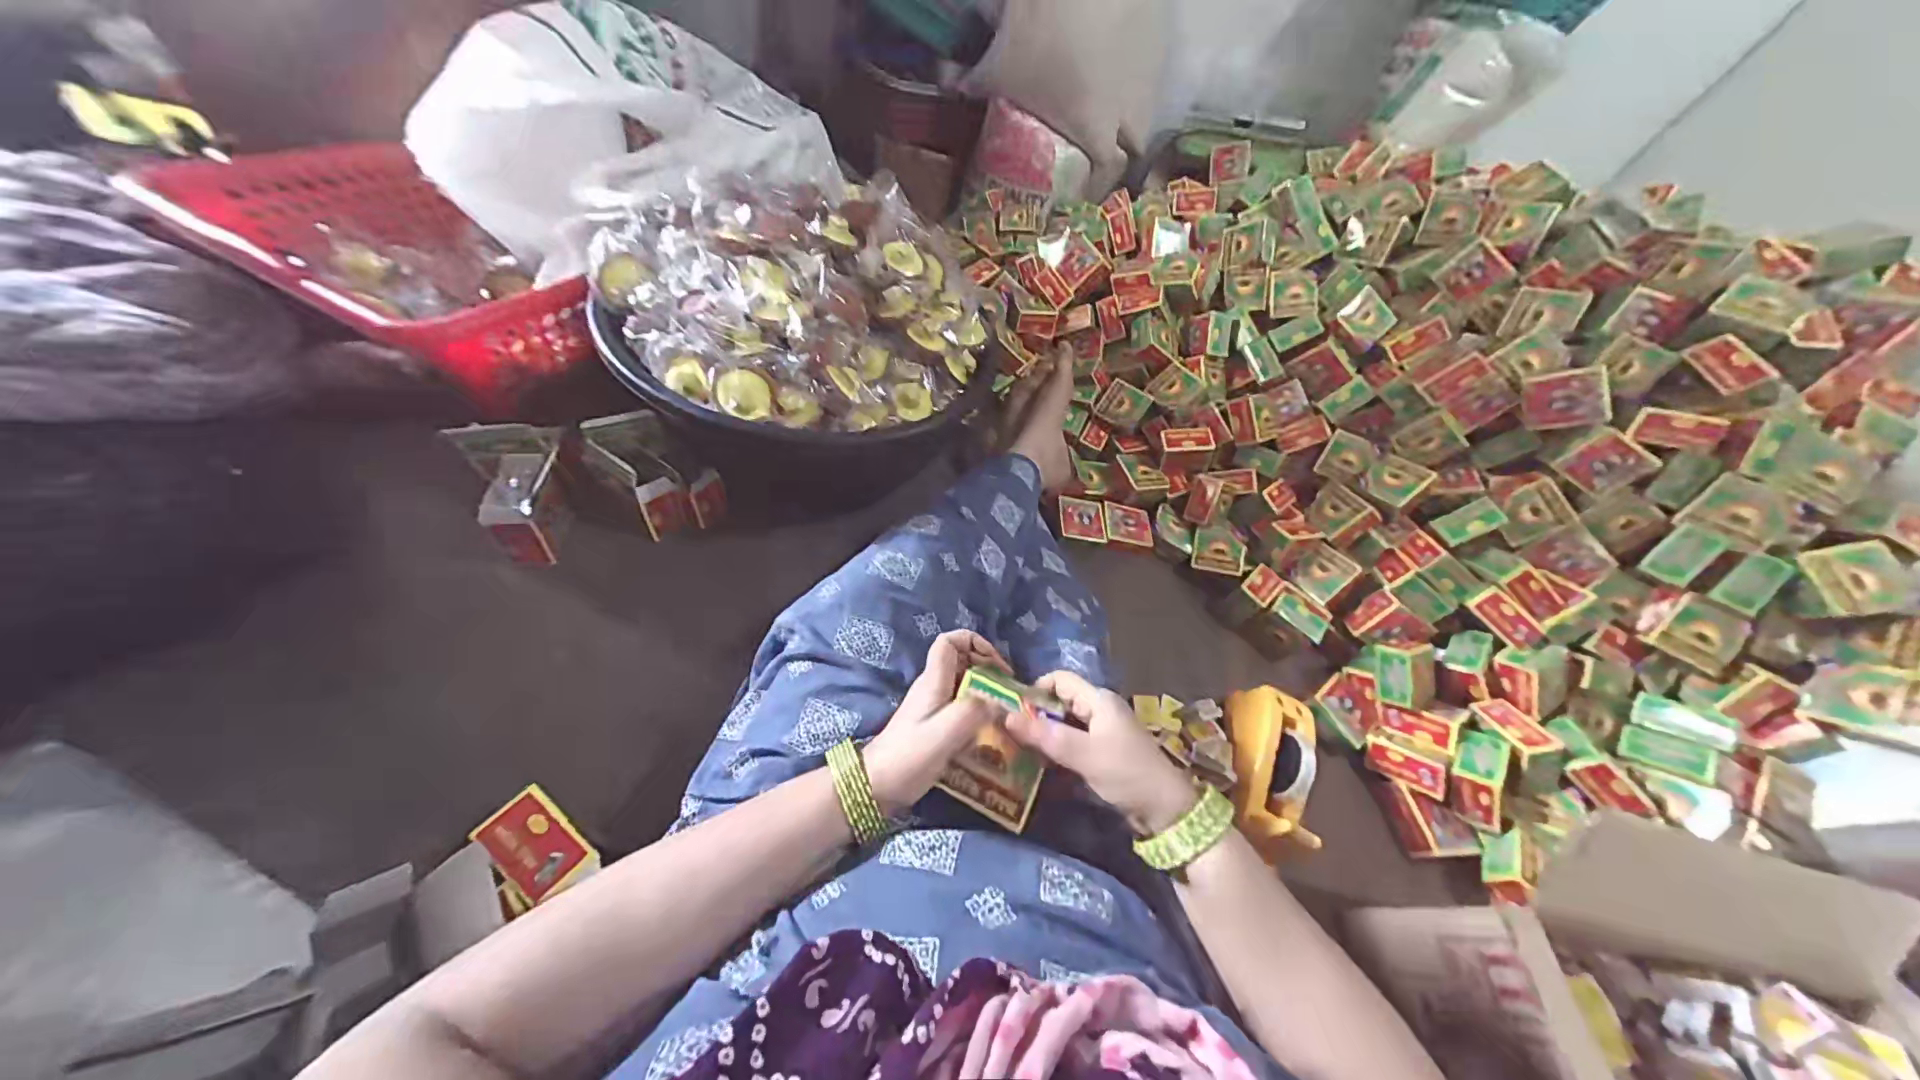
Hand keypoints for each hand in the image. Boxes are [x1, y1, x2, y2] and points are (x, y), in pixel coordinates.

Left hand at [861, 631, 1009, 815]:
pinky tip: (990, 731)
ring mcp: (932, 706)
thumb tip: (1002, 700)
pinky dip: (978, 711)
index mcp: (933, 680)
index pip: (949, 641)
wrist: (877, 786)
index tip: (998, 665)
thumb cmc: (909, 756)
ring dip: (985, 690)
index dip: (975, 643)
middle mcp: (933, 687)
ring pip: (963, 684)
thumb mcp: (945, 733)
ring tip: (1005, 710)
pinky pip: (961, 706)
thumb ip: (974, 712)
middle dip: (987, 668)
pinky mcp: (934, 725)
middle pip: (961, 660)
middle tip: (1008, 689)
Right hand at [1004, 670, 1198, 835]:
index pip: (1059, 680)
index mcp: (1099, 700)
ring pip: (1064, 723)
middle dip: (1036, 713)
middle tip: (1011, 733)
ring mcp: (1102, 731)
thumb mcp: (1084, 754)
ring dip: (1044, 733)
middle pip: (1060, 701)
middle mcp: (1099, 710)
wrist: (1165, 810)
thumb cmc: (1126, 773)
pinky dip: (1056, 747)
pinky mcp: (1102, 752)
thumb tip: (1007, 716)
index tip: (1015, 712)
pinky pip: (1072, 740)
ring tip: (1019, 747)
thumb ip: (1046, 736)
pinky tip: (1041, 761)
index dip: (1036, 690)